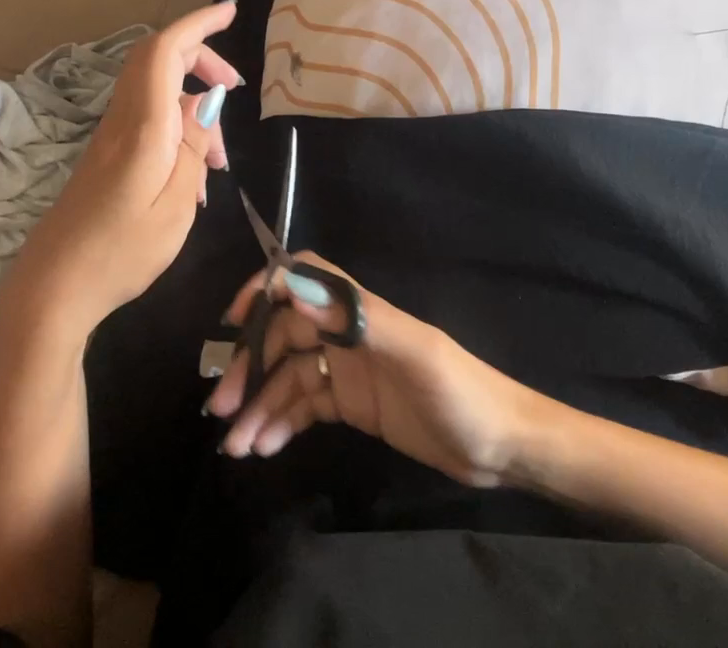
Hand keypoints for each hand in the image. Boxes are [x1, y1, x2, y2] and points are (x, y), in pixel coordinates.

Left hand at [4, 1, 241, 331]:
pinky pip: (149, 123)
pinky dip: (178, 134)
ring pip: (157, 95)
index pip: (165, 51)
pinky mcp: (107, 158)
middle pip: (158, 61)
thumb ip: (192, 148)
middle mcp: (122, 122)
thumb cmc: (121, 254)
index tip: (231, 13)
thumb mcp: (176, 207)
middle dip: (202, 61)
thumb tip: (205, 103)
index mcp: (143, 128)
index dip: (198, 24)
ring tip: (219, 162)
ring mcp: (111, 139)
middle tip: (236, 90)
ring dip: (194, 109)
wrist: (55, 287)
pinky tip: (194, 179)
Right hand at [205, 252, 538, 487]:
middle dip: (252, 368)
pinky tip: (262, 447)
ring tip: (236, 445)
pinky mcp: (353, 406)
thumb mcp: (417, 355)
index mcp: (363, 313)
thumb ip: (359, 320)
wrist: (504, 447)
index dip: (266, 290)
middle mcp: (350, 336)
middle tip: (223, 409)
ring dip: (259, 406)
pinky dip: (280, 423)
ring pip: (289, 378)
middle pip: (285, 337)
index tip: (233, 322)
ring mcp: (350, 372)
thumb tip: (293, 289)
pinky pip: (305, 407)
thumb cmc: (465, 393)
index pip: (305, 281)